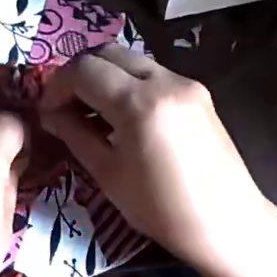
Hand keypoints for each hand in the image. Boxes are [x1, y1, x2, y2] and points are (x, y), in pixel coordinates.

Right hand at [39, 46, 276, 276]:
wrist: (228, 223)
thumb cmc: (161, 209)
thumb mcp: (108, 174)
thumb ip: (75, 134)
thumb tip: (50, 113)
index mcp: (139, 103)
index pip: (83, 69)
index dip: (57, 86)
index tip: (48, 111)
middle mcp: (165, 81)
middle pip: (106, 53)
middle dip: (79, 74)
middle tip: (66, 106)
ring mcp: (186, 83)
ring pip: (131, 60)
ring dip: (105, 76)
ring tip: (92, 113)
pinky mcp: (199, 93)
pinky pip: (153, 74)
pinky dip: (130, 84)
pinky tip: (124, 117)